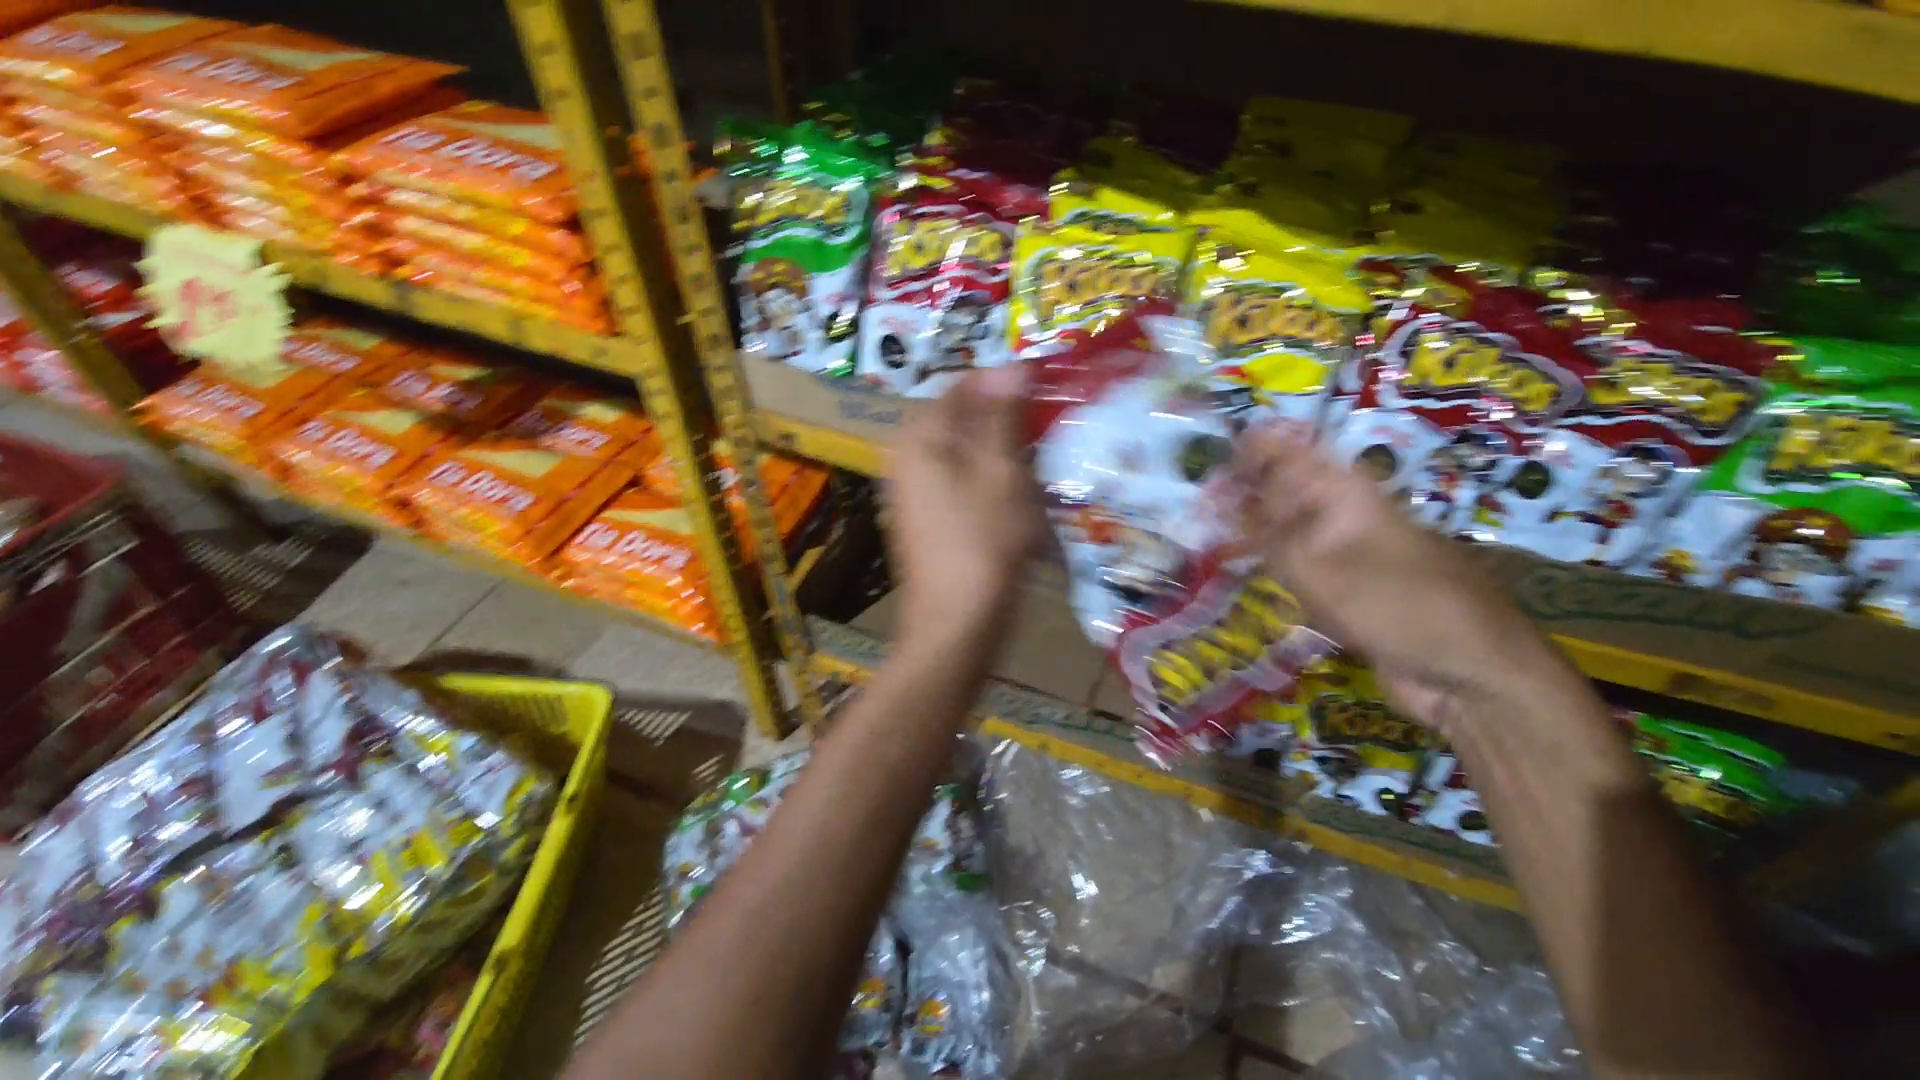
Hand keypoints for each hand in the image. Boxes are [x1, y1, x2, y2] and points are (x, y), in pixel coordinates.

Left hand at [885, 366, 1045, 642]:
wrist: (956, 622)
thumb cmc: (983, 540)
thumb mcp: (1001, 469)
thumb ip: (1003, 414)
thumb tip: (1011, 365)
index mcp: (917, 435)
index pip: (961, 386)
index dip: (1004, 385)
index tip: (1045, 394)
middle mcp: (903, 457)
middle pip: (960, 421)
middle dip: (1003, 423)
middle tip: (1044, 436)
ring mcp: (910, 492)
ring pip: (962, 455)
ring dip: (1000, 456)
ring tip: (1036, 471)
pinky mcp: (923, 521)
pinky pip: (959, 485)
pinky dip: (988, 485)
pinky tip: (1016, 504)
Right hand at [1229, 422, 1558, 733]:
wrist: (1469, 672)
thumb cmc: (1398, 607)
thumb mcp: (1321, 571)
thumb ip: (1268, 539)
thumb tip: (1225, 504)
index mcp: (1348, 495)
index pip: (1293, 454)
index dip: (1254, 448)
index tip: (1211, 455)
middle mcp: (1349, 517)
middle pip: (1290, 492)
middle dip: (1247, 492)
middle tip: (1199, 501)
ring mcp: (1353, 556)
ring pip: (1294, 533)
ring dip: (1256, 532)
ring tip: (1209, 533)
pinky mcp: (1354, 593)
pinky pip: (1305, 571)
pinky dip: (1275, 569)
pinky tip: (1247, 575)